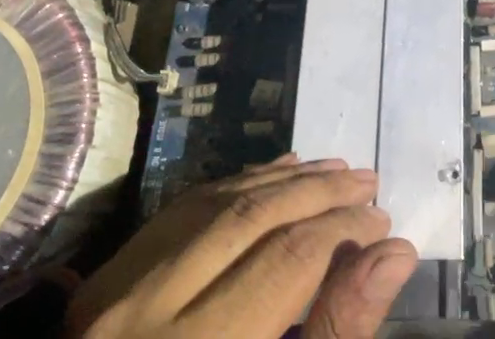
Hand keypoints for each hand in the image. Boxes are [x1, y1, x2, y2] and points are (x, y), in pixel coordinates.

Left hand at [68, 155, 416, 338]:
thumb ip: (338, 328)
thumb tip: (395, 252)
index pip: (287, 257)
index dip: (343, 230)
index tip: (382, 222)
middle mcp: (146, 313)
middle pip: (250, 219)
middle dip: (318, 191)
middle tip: (368, 182)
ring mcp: (112, 293)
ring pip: (213, 203)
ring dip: (280, 179)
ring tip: (334, 170)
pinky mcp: (100, 283)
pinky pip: (178, 212)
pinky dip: (233, 187)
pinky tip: (272, 176)